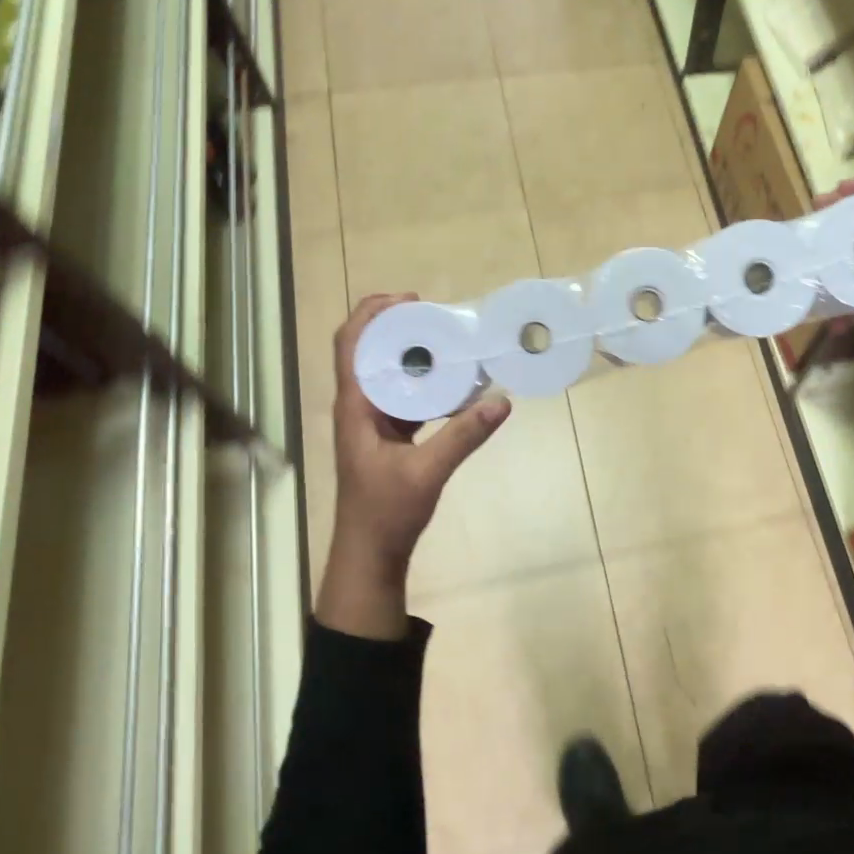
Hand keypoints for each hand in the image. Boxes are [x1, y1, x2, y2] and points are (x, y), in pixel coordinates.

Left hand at [318, 293, 510, 637]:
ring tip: (449, 341)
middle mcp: (359, 406)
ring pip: (387, 372)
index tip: (411, 301)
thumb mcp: (427, 473)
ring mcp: (372, 421)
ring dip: (412, 352)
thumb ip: (464, 436)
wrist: (370, 553)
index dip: (373, 313)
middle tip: (440, 317)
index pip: (350, 343)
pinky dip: (424, 381)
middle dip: (399, 326)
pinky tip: (454, 381)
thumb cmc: (386, 512)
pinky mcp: (388, 435)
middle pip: (368, 350)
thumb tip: (503, 401)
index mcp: (355, 406)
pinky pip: (404, 395)